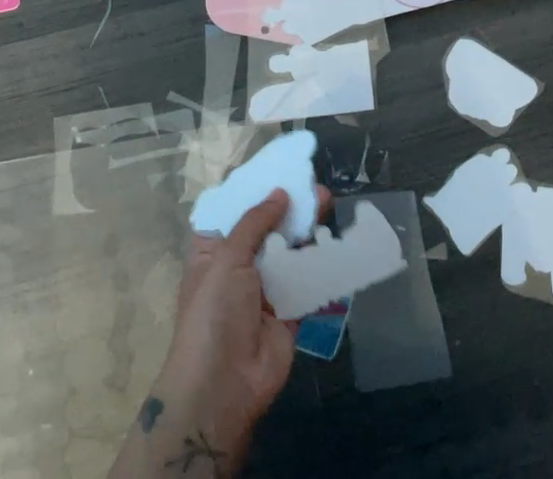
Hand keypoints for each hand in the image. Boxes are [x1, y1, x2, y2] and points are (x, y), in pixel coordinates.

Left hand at [150, 187, 330, 460]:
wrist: (225, 383)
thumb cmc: (214, 313)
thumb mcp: (226, 259)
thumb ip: (255, 223)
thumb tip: (280, 194)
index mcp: (213, 252)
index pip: (233, 212)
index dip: (254, 191)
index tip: (280, 168)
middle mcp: (239, 266)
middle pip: (267, 228)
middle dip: (289, 207)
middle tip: (315, 186)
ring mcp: (266, 289)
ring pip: (291, 251)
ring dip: (309, 229)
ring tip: (330, 204)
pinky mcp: (291, 310)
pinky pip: (309, 280)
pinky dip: (323, 261)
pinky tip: (340, 240)